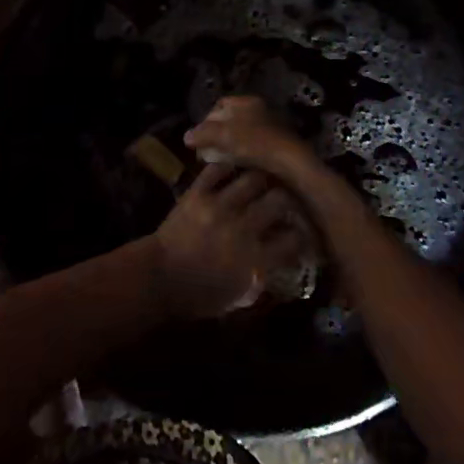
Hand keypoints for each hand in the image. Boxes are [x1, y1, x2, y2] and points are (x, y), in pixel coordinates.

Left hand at [148, 164, 306, 318]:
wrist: (158, 279)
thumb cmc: (200, 295)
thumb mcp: (239, 297)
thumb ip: (264, 277)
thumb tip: (284, 262)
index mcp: (254, 258)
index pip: (294, 238)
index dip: (304, 232)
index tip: (304, 229)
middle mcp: (241, 227)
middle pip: (279, 200)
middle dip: (289, 199)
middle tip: (289, 197)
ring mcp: (218, 206)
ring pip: (252, 178)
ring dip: (263, 178)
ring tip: (267, 177)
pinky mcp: (196, 193)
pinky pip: (216, 170)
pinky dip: (228, 166)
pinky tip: (236, 167)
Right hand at [183, 96, 321, 185]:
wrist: (291, 165)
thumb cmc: (255, 143)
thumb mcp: (223, 135)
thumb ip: (202, 133)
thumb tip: (186, 137)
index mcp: (248, 102)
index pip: (220, 105)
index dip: (206, 120)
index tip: (199, 137)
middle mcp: (260, 111)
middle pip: (229, 121)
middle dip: (216, 136)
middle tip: (206, 152)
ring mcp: (269, 129)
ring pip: (240, 136)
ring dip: (228, 148)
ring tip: (219, 163)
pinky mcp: (276, 147)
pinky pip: (252, 149)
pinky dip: (241, 157)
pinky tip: (236, 168)